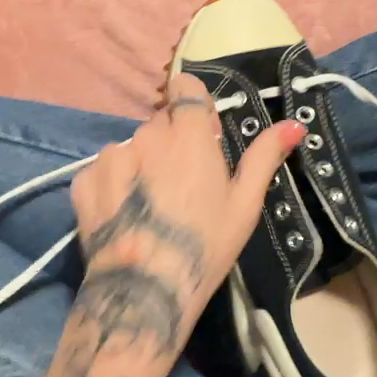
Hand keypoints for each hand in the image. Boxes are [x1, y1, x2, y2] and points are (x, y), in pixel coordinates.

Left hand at [67, 73, 305, 363]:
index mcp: (188, 135)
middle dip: (170, 144)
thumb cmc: (204, 246)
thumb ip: (264, 156)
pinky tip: (125, 216)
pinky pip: (103, 171)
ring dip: (140, 165)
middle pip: (160, 124)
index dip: (193, 107)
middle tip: (181, 186)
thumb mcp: (244, 204)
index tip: (201, 135)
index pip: (185, 88)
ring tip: (150, 207)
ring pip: (130, 148)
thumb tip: (293, 124)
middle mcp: (145, 136)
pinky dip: (113, 186)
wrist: (144, 288)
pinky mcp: (83, 181)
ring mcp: (110, 157)